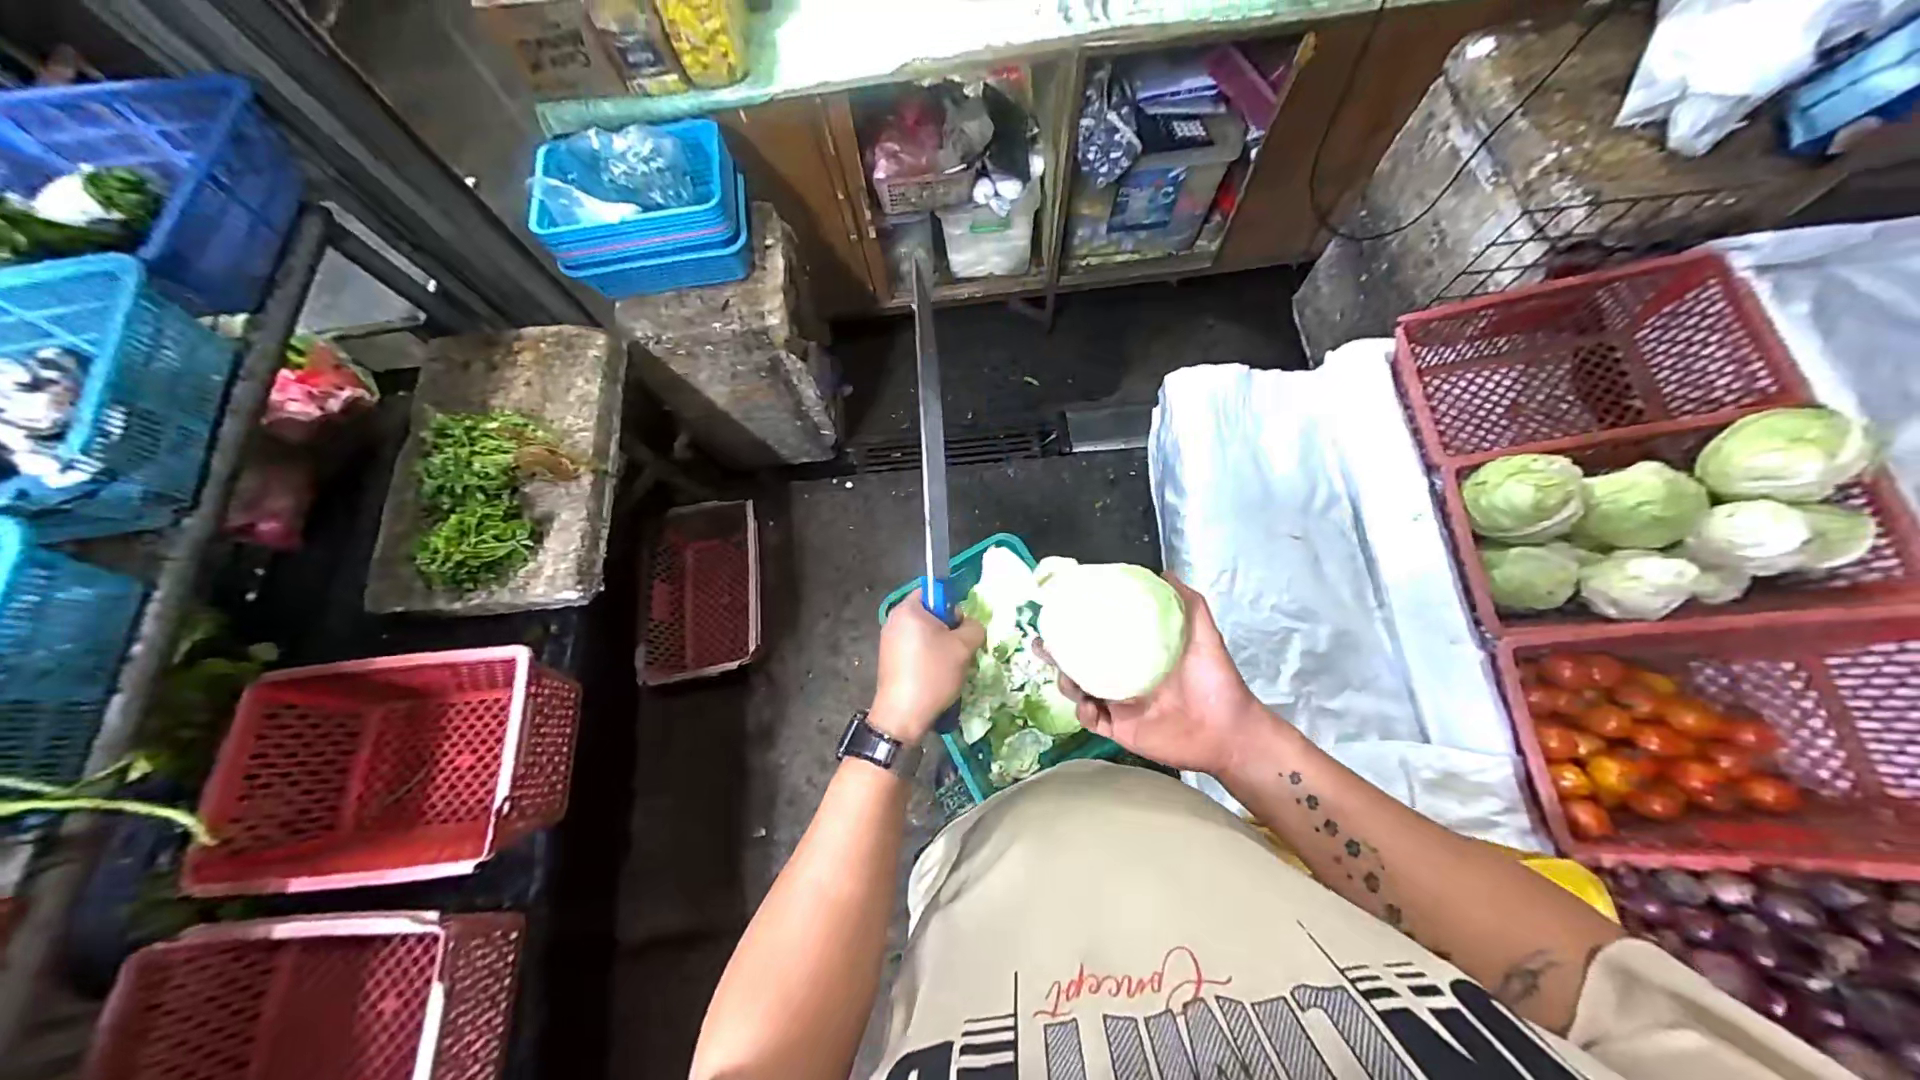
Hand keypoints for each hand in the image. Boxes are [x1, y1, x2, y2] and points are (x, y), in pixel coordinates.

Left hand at [871, 591, 985, 741]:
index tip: (959, 626)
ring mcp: (889, 641)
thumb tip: (969, 626)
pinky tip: (936, 677)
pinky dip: (928, 658)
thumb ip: (973, 626)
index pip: (933, 590)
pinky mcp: (889, 660)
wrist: (903, 715)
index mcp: (908, 609)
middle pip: (930, 614)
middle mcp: (894, 620)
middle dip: (948, 628)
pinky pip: (915, 649)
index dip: (951, 605)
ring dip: (941, 646)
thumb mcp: (964, 647)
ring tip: (949, 667)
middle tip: (959, 649)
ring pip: (924, 634)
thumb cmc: (932, 674)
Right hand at [1056, 578, 1271, 775]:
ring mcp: (1118, 704)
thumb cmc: (1216, 680)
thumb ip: (1187, 603)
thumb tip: (1164, 572)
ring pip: (1078, 690)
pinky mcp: (1119, 729)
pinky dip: (1084, 713)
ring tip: (1068, 676)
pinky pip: (1091, 720)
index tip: (1058, 613)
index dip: (1074, 627)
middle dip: (1056, 654)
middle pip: (1078, 662)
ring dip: (1067, 682)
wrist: (1228, 731)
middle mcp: (1121, 676)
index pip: (1097, 636)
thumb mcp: (1203, 634)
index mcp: (1136, 653)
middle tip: (1043, 644)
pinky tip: (1089, 705)